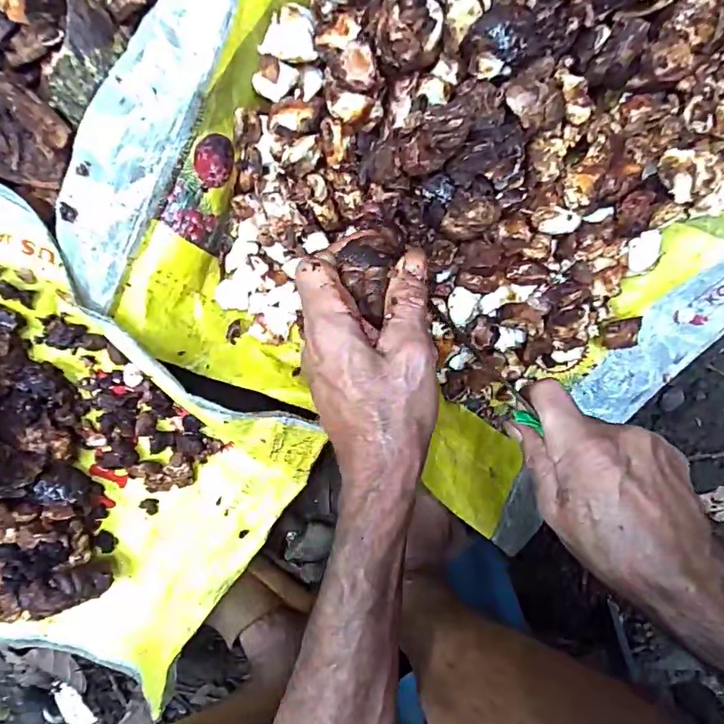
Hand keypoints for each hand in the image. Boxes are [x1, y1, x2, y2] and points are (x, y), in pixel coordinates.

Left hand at [295, 250, 438, 489]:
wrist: (381, 471)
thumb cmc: (395, 416)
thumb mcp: (411, 351)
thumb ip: (407, 302)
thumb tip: (411, 262)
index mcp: (326, 330)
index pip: (312, 267)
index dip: (342, 252)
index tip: (377, 253)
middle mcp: (312, 345)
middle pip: (322, 291)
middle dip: (360, 279)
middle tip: (400, 284)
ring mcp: (317, 367)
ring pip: (332, 318)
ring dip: (364, 308)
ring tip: (402, 315)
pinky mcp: (328, 383)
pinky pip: (338, 343)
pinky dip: (362, 332)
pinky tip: (392, 346)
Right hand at [511, 380, 723, 609]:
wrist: (679, 571)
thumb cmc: (613, 551)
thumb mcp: (556, 513)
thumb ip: (537, 462)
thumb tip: (521, 428)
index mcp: (583, 448)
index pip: (549, 393)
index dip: (533, 399)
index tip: (529, 414)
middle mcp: (618, 434)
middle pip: (579, 422)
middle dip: (569, 445)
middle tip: (573, 485)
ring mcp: (647, 440)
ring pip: (607, 437)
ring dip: (600, 457)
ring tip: (608, 497)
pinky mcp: (669, 450)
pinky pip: (632, 447)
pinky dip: (624, 464)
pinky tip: (631, 497)